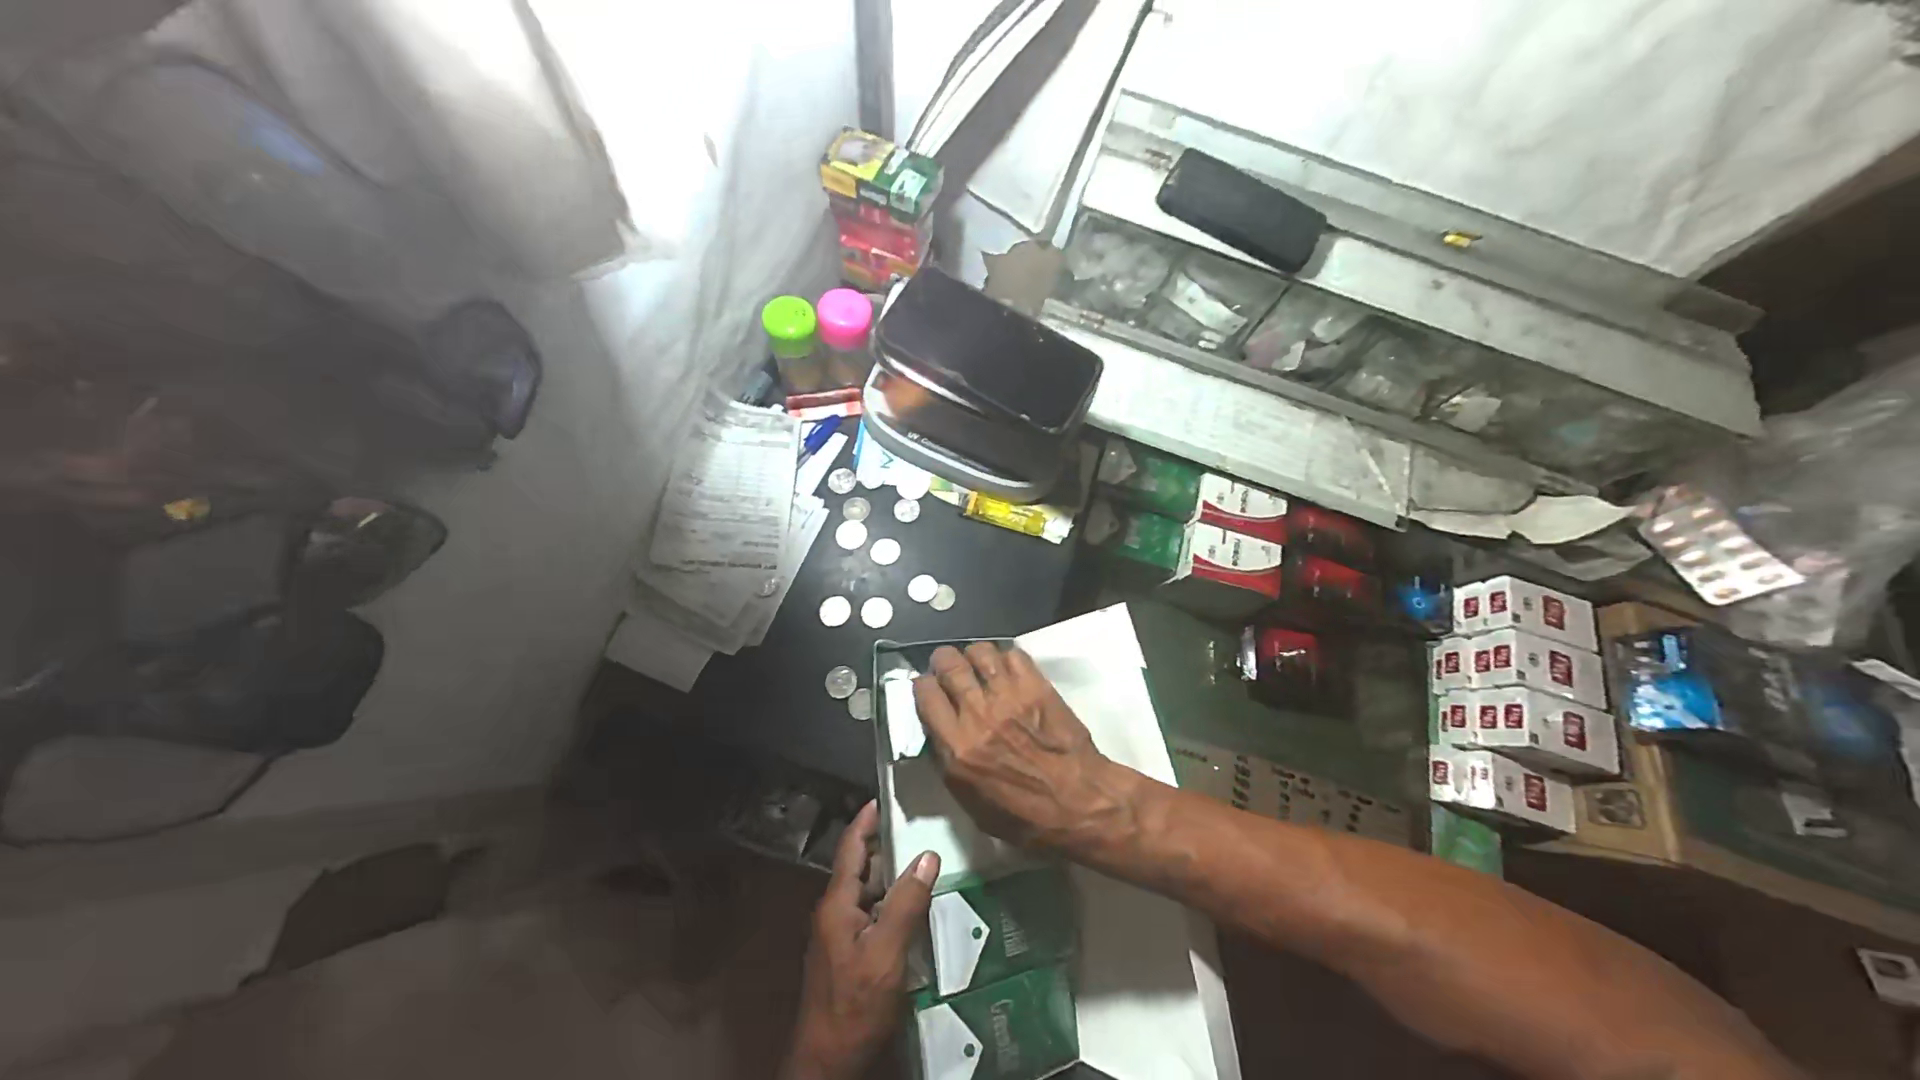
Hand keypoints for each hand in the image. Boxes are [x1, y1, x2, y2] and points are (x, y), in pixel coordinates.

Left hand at [781, 801, 938, 1079]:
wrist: (826, 1063)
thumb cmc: (854, 1005)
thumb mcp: (886, 954)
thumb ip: (906, 904)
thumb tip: (927, 856)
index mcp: (836, 904)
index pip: (851, 848)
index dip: (866, 821)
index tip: (884, 797)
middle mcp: (834, 912)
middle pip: (861, 868)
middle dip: (886, 846)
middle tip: (919, 826)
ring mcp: (839, 935)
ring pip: (868, 893)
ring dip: (892, 876)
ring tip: (925, 860)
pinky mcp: (848, 955)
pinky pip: (872, 915)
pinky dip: (892, 903)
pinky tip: (916, 907)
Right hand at [913, 642, 1138, 851]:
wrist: (1079, 804)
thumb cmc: (1025, 816)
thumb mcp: (970, 802)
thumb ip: (949, 761)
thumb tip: (940, 732)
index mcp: (957, 747)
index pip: (925, 693)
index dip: (924, 686)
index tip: (929, 688)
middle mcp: (977, 714)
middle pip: (948, 664)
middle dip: (943, 661)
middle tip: (949, 667)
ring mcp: (1009, 696)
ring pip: (980, 652)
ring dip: (974, 656)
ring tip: (979, 666)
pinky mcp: (1037, 687)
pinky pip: (1013, 655)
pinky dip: (1006, 659)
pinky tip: (1009, 672)